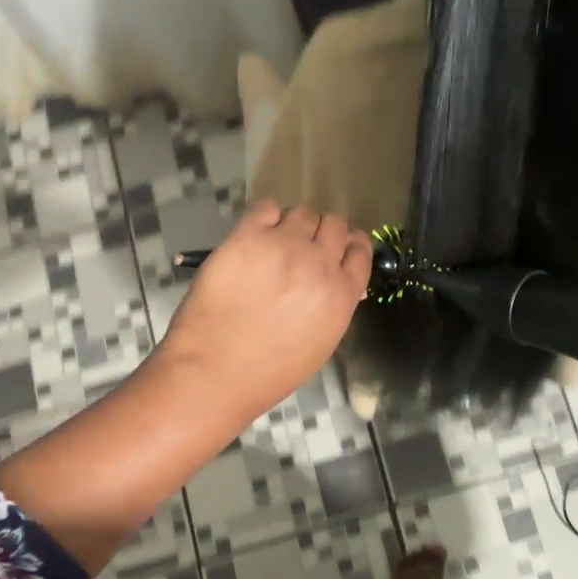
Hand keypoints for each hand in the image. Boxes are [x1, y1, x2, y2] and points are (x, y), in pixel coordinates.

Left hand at [154, 200, 372, 420]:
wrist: (217, 371)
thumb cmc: (270, 372)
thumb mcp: (321, 344)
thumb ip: (335, 307)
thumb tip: (337, 284)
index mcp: (342, 294)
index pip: (360, 251)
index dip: (350, 246)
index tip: (339, 249)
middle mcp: (319, 262)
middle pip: (334, 225)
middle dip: (323, 233)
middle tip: (304, 248)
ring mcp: (284, 245)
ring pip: (303, 213)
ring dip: (295, 224)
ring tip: (278, 242)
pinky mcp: (247, 236)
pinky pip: (266, 206)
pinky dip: (266, 215)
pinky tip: (257, 233)